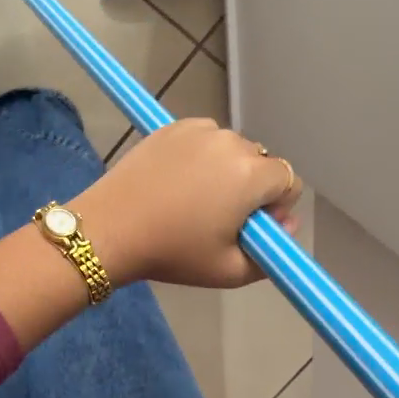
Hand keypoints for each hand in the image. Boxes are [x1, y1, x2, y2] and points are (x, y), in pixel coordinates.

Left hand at [69, 119, 301, 288]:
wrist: (110, 228)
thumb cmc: (173, 251)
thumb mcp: (229, 271)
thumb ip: (272, 252)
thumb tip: (285, 224)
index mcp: (251, 174)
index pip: (289, 181)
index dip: (276, 207)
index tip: (250, 226)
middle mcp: (231, 142)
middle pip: (260, 163)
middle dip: (251, 188)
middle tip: (218, 216)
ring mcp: (199, 130)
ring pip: (232, 148)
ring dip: (225, 169)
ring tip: (194, 198)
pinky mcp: (172, 126)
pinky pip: (204, 137)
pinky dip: (200, 154)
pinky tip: (177, 179)